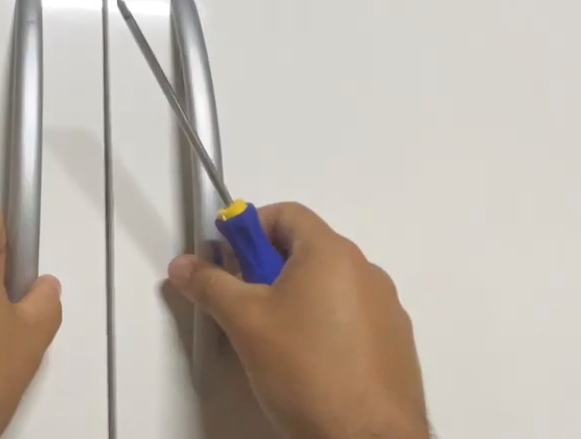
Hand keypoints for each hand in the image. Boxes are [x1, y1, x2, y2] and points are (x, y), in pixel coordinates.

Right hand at [168, 202, 426, 438]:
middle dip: (268, 266)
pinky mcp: (398, 346)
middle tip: (245, 301)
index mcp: (332, 252)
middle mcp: (366, 271)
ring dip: (296, 295)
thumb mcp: (244, 321)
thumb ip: (209, 283)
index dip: (250, 227)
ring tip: (275, 337)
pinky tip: (309, 362)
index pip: (286, 213)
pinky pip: (352, 315)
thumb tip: (181, 264)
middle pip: (306, 247)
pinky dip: (325, 322)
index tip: (230, 259)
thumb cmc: (305, 369)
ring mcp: (388, 310)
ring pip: (329, 283)